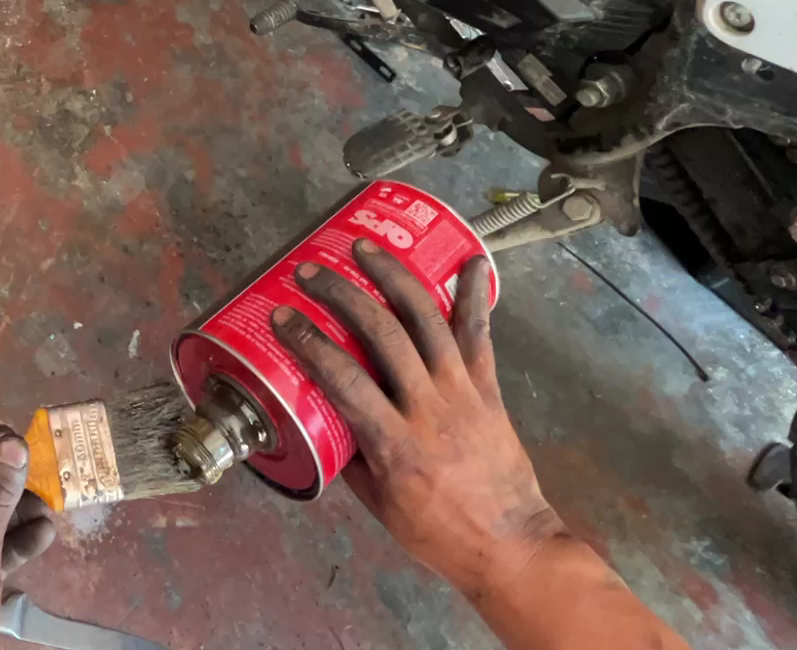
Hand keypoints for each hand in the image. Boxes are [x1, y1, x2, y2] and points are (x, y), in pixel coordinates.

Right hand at [271, 244, 567, 594]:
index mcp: (394, 441)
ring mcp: (463, 391)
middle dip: (342, 294)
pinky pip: (479, 334)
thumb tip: (317, 407)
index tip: (281, 315)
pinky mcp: (488, 387)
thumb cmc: (436, 530)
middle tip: (310, 272)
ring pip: (426, 321)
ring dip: (392, 277)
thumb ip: (348, 450)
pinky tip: (471, 260)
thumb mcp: (376, 501)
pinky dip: (474, 295)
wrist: (514, 548)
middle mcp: (429, 406)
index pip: (343, 378)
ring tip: (364, 248)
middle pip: (383, 334)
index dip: (308, 341)